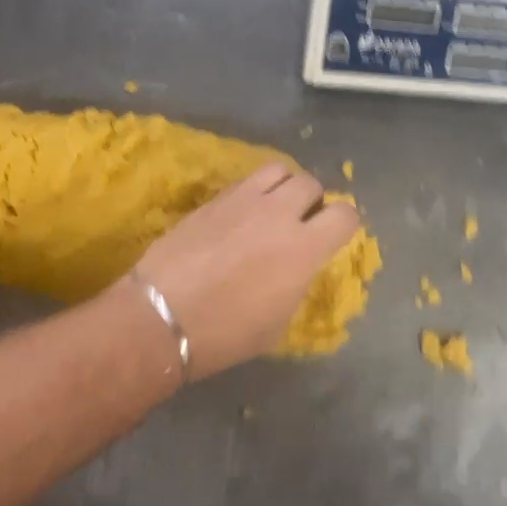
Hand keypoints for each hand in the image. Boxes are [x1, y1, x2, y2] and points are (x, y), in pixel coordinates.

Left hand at [131, 163, 359, 379]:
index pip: (345, 215)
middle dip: (313, 202)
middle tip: (301, 223)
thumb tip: (298, 265)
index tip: (333, 236)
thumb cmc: (225, 335)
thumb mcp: (278, 320)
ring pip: (279, 170)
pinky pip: (246, 181)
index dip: (345, 224)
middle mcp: (279, 214)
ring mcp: (244, 200)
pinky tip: (241, 215)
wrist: (161, 319)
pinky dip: (254, 192)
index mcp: (303, 248)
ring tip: (274, 208)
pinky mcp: (214, 199)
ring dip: (284, 187)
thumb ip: (297, 281)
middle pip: (311, 184)